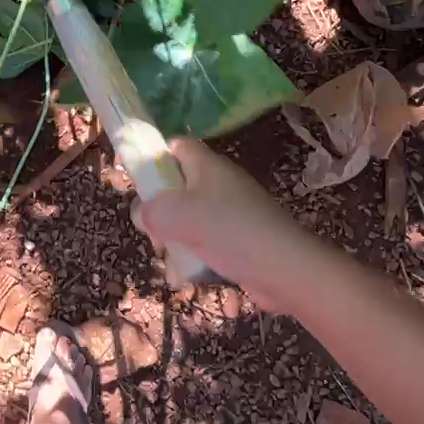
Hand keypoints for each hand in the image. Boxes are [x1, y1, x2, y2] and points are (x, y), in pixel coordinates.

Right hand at [134, 138, 327, 312]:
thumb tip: (144, 214)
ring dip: (174, 240)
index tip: (138, 182)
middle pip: (177, 187)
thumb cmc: (229, 231)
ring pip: (189, 219)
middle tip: (153, 232)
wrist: (286, 270)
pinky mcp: (241, 240)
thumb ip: (149, 209)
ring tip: (170, 260)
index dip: (153, 158)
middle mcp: (219, 183)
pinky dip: (194, 258)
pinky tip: (187, 277)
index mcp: (206, 165)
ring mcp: (232, 213)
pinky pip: (207, 242)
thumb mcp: (177, 215)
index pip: (175, 146)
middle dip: (159, 211)